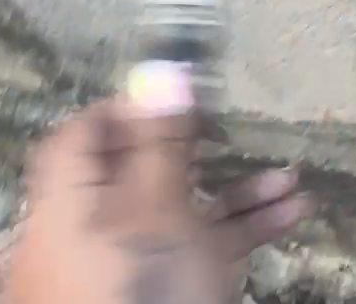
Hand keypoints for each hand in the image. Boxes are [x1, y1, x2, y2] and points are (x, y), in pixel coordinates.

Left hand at [0, 81, 310, 303]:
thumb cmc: (144, 289)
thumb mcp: (159, 206)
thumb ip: (162, 140)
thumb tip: (165, 73)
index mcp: (66, 212)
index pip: (80, 135)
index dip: (129, 104)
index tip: (185, 91)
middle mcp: (85, 235)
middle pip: (139, 170)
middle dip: (203, 146)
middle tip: (237, 130)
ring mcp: (121, 265)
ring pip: (179, 207)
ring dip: (238, 187)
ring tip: (289, 177)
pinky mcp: (154, 288)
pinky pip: (196, 243)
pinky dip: (240, 225)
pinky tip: (288, 213)